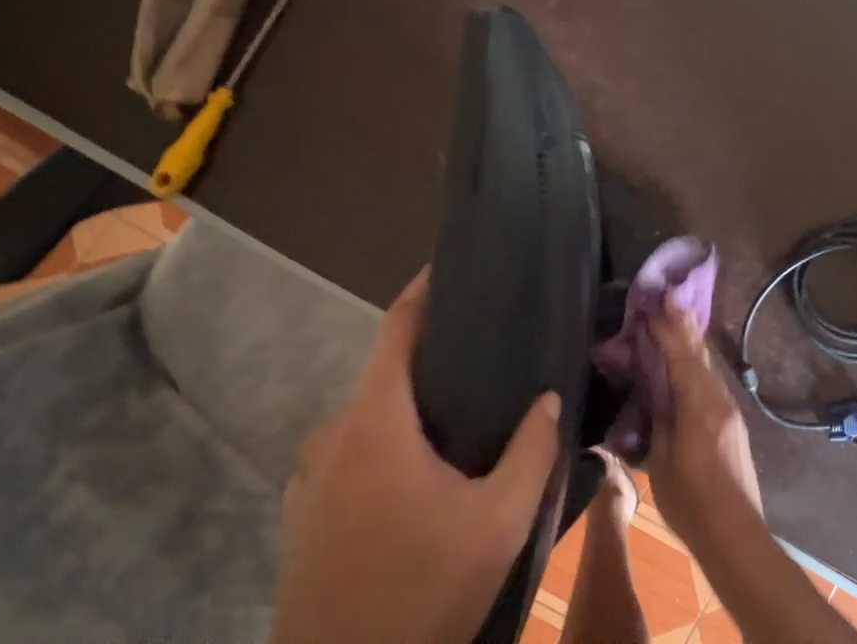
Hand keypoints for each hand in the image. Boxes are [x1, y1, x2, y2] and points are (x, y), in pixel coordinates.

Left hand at [273, 270, 561, 643]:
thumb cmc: (423, 589)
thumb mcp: (499, 521)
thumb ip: (531, 450)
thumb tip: (549, 398)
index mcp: (375, 423)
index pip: (397, 329)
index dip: (424, 291)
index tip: (457, 267)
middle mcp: (334, 436)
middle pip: (387, 374)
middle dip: (436, 358)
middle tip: (492, 354)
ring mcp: (312, 478)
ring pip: (373, 419)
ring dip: (415, 409)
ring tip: (469, 414)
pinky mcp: (307, 514)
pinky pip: (356, 455)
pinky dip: (392, 445)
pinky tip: (429, 476)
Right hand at [646, 308, 762, 545]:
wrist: (735, 534)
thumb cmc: (691, 501)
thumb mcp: (661, 459)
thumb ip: (659, 417)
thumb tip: (652, 388)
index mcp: (700, 405)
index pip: (682, 356)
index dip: (668, 328)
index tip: (656, 300)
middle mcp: (720, 400)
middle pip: (700, 355)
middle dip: (683, 326)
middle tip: (667, 298)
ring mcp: (730, 411)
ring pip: (708, 367)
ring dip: (691, 343)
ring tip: (676, 320)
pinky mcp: (732, 424)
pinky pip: (711, 382)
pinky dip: (697, 364)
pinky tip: (689, 363)